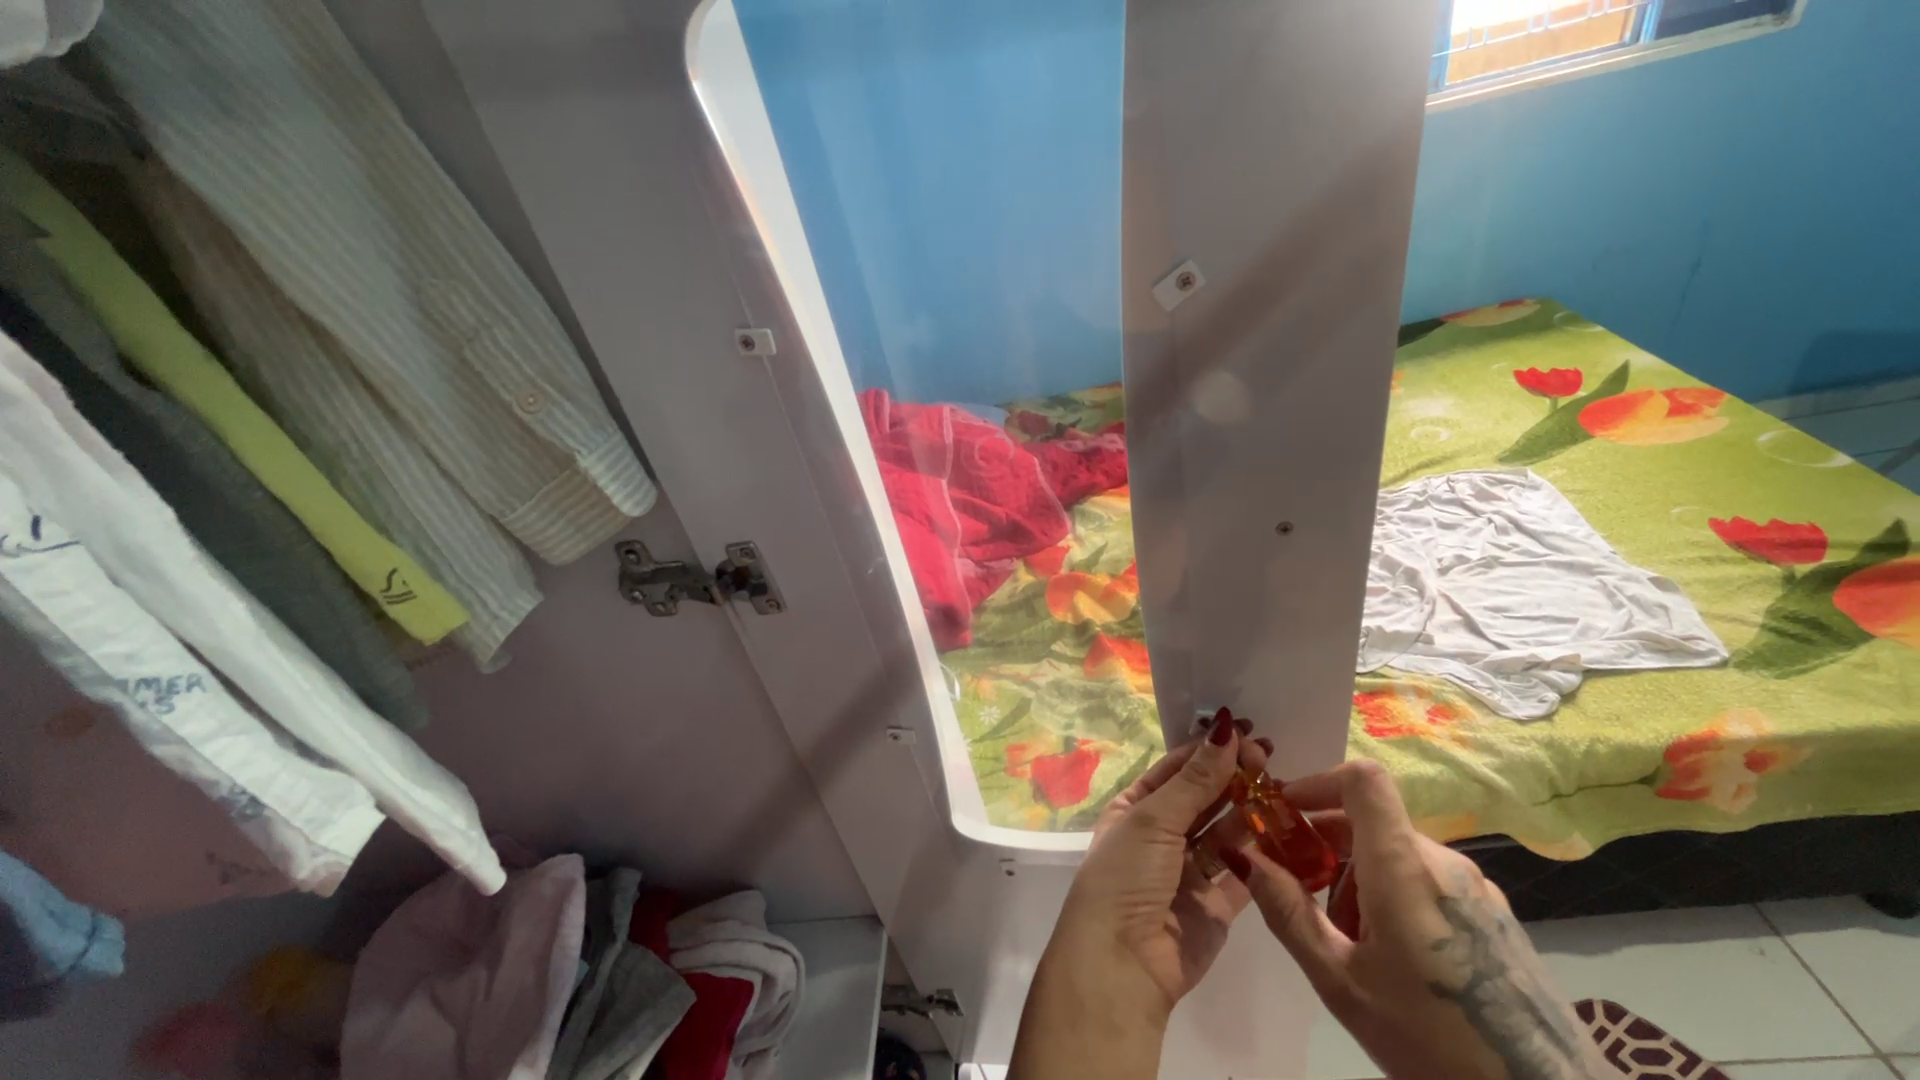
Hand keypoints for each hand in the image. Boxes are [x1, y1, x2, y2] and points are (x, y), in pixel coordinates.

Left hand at [1063, 714, 1271, 1011]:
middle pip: (1203, 799)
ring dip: (1250, 809)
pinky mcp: (1216, 905)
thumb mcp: (1154, 818)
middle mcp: (1160, 837)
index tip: (1246, 731)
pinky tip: (1289, 828)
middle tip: (1271, 755)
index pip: (1176, 770)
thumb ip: (1196, 778)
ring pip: (1226, 832)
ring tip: (1284, 786)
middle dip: (1234, 776)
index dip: (1209, 750)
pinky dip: (1264, 852)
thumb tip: (1225, 727)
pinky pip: (1244, 871)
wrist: (1123, 962)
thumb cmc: (1127, 876)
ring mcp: (1189, 871)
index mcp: (1133, 810)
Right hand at [1229, 760, 1611, 1079]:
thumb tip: (1245, 855)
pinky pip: (1427, 878)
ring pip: (1396, 853)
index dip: (1317, 780)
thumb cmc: (1432, 1043)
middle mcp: (1445, 863)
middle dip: (1323, 842)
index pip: (1363, 780)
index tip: (1283, 811)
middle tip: (1293, 886)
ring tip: (1344, 940)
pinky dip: (1389, 892)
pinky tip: (1387, 955)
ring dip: (1354, 874)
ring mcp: (1477, 888)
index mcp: (1405, 869)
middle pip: (1371, 822)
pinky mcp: (1495, 914)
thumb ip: (1288, 912)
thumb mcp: (1341, 983)